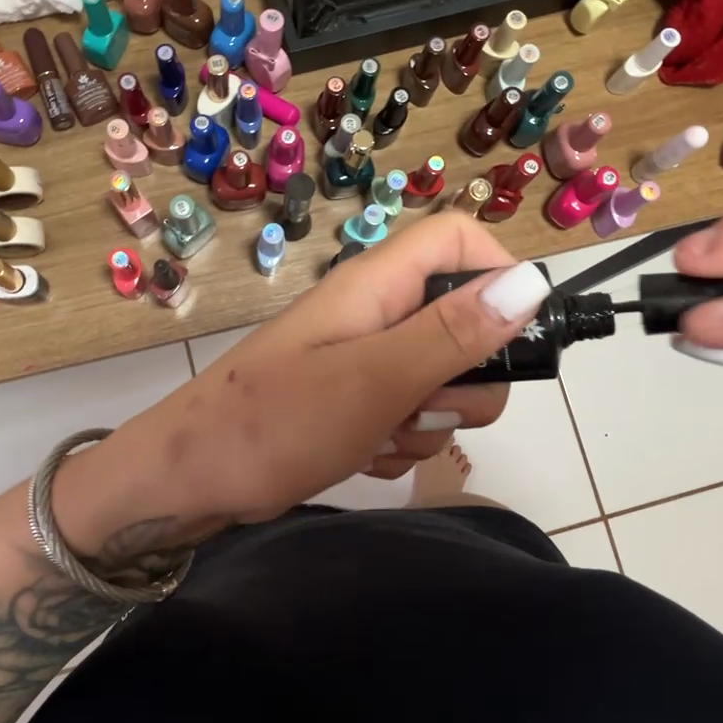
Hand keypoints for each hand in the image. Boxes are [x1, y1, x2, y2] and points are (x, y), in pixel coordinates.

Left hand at [66, 214, 552, 533]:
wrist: (190, 481)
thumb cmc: (272, 422)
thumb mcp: (373, 380)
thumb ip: (452, 335)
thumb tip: (532, 281)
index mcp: (376, 286)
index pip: (459, 240)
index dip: (498, 275)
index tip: (514, 338)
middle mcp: (376, 314)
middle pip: (465, 323)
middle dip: (465, 380)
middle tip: (427, 408)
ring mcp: (364, 361)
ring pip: (442, 383)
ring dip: (427, 423)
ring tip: (377, 437)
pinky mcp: (354, 403)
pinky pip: (409, 418)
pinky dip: (397, 443)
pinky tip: (359, 455)